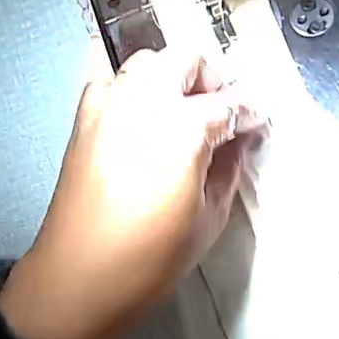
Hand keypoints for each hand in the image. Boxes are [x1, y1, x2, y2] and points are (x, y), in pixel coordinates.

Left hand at [0, 47, 261, 338]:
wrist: (79, 277)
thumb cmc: (151, 258)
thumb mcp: (209, 218)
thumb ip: (227, 168)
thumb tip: (237, 143)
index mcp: (183, 127)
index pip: (230, 102)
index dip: (252, 112)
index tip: (259, 122)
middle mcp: (143, 101)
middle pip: (187, 60)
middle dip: (211, 81)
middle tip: (222, 114)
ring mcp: (108, 104)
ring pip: (149, 62)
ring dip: (173, 79)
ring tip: (184, 116)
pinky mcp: (83, 118)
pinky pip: (116, 83)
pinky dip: (138, 91)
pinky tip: (147, 124)